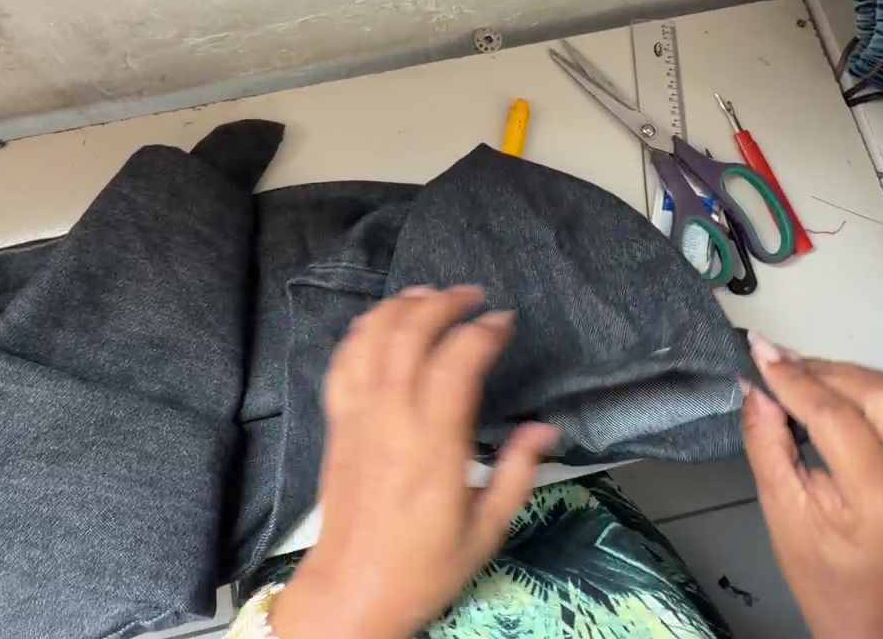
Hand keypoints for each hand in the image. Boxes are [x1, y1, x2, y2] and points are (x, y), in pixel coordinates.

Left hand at [270, 286, 557, 638]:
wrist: (352, 589)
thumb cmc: (424, 564)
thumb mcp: (486, 531)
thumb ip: (517, 474)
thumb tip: (545, 428)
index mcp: (434, 443)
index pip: (458, 362)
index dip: (484, 331)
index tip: (504, 320)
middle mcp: (392, 416)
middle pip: (411, 333)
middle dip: (444, 303)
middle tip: (471, 296)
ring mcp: (359, 413)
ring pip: (373, 337)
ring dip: (401, 306)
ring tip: (428, 294)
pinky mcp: (337, 419)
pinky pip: (343, 361)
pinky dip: (361, 331)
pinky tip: (378, 320)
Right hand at [742, 337, 882, 638]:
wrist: (876, 623)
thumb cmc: (819, 572)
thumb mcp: (777, 506)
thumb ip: (764, 438)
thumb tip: (756, 382)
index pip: (838, 419)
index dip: (795, 380)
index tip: (760, 351)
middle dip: (826, 370)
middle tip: (782, 366)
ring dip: (848, 377)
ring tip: (803, 378)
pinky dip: (868, 395)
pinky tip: (835, 398)